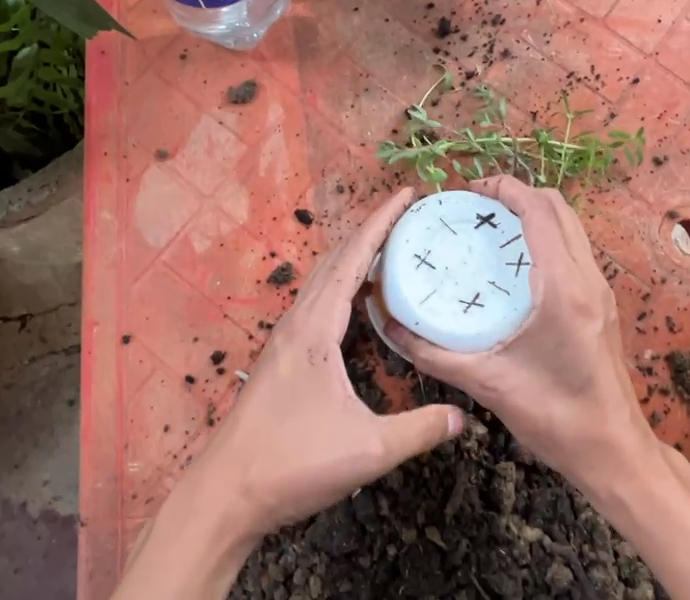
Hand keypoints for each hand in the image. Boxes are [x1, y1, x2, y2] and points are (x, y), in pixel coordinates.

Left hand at [181, 186, 464, 538]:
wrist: (225, 494)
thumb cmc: (291, 464)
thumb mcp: (367, 450)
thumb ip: (419, 430)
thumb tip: (464, 418)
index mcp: (316, 329)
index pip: (353, 260)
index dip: (381, 223)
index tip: (405, 194)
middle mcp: (298, 323)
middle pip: (336, 260)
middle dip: (371, 231)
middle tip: (407, 215)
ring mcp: (286, 339)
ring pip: (323, 281)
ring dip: (355, 258)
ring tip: (390, 249)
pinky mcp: (282, 358)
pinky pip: (318, 302)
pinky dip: (343, 285)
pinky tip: (360, 303)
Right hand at [383, 175, 649, 489]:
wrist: (613, 451)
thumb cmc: (554, 417)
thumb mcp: (487, 384)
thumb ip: (435, 354)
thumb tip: (391, 328)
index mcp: (563, 288)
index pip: (539, 211)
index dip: (506, 189)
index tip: (471, 191)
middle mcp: (588, 278)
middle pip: (559, 207)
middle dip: (519, 194)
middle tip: (479, 207)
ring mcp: (601, 288)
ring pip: (572, 225)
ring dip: (537, 213)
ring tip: (496, 227)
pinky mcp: (604, 302)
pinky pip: (576, 247)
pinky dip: (550, 235)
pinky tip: (519, 263)